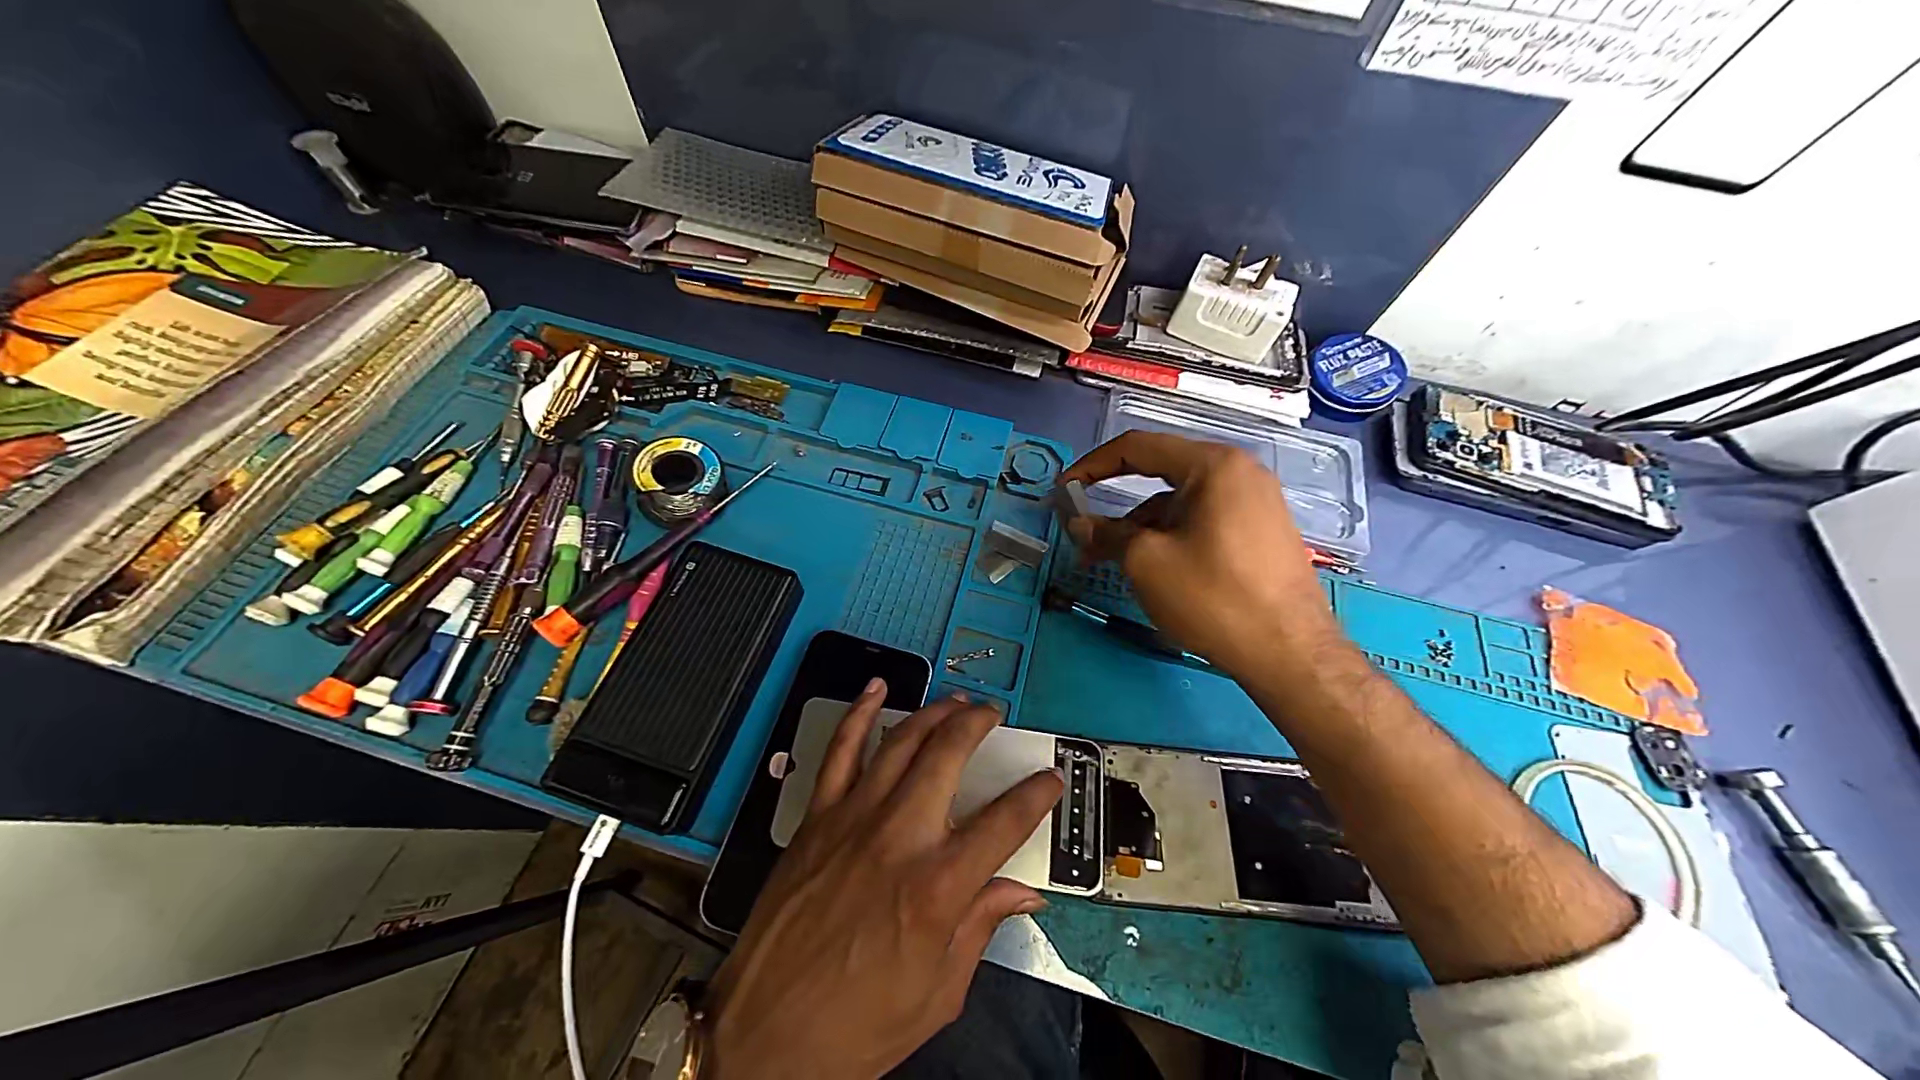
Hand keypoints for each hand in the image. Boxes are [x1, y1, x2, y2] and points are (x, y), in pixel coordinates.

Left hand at [704, 683, 1063, 1079]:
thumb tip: (1019, 894)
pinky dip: (858, 714)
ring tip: (954, 702)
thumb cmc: (855, 1024)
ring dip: (933, 713)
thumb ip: (982, 926)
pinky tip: (876, 690)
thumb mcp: (939, 990)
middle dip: (979, 724)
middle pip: (950, 755)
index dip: (1036, 794)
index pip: (1005, 821)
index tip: (1047, 781)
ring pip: (901, 742)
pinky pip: (839, 751)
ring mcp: (853, 820)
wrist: (767, 1033)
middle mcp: (898, 839)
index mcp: (938, 887)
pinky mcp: (817, 818)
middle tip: (993, 716)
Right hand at [1061, 432, 1348, 683]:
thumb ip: (1108, 533)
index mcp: (1213, 465)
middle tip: (1085, 537)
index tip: (1064, 490)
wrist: (1290, 653)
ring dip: (1144, 528)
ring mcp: (1257, 503)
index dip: (1092, 466)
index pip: (1138, 447)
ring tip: (1116, 564)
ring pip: (1182, 504)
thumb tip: (1080, 523)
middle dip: (1118, 508)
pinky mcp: (1263, 533)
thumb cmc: (1214, 598)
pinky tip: (1156, 570)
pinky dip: (1172, 537)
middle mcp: (1240, 473)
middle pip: (1162, 476)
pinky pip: (1205, 522)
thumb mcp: (1147, 562)